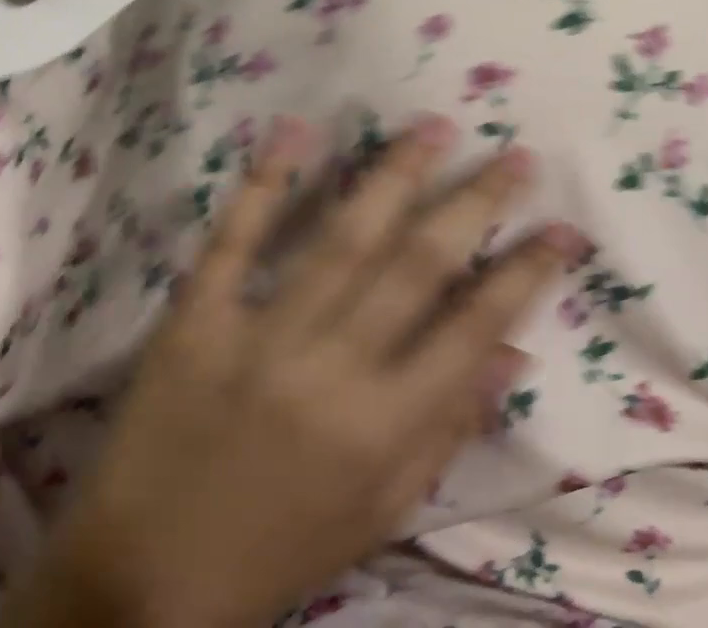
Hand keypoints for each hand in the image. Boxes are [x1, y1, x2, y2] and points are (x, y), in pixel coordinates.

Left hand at [16, 115, 577, 627]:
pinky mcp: (194, 322)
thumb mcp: (382, 512)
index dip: (529, 272)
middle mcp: (332, 368)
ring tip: (436, 125)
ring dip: (396, 174)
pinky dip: (267, 182)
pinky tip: (298, 129)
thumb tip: (513, 354)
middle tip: (517, 155)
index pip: (476, 328)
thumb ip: (448, 430)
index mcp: (384, 425)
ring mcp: (258, 336)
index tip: (565, 228)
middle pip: (420, 264)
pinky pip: (234, 241)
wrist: (142, 583)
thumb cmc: (280, 551)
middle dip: (478, 202)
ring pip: (344, 238)